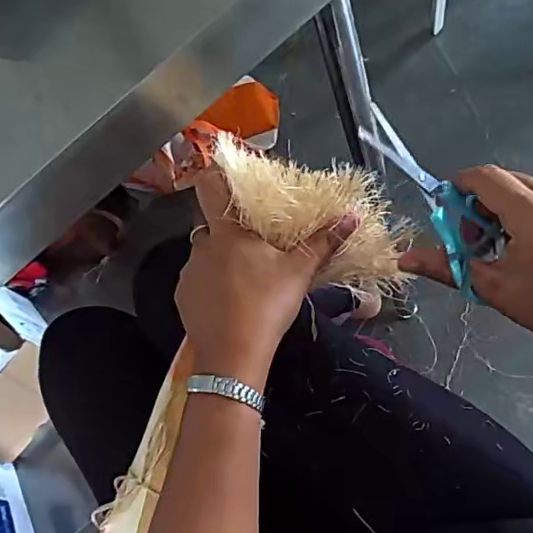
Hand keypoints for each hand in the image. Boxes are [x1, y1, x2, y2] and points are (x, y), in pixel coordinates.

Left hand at [178, 169, 357, 387]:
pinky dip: (210, 286)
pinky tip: (229, 302)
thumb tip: (351, 217)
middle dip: (230, 232)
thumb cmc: (266, 306)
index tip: (226, 177)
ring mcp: (188, 273)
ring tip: (245, 281)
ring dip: (220, 260)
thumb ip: (322, 242)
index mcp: (227, 233)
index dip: (216, 176)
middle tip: (255, 247)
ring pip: (204, 255)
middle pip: (211, 226)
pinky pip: (196, 281)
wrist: (233, 356)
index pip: (210, 188)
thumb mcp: (299, 273)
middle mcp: (200, 247)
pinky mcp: (181, 298)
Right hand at [399, 166, 532, 354]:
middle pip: (503, 181)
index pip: (486, 178)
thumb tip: (404, 260)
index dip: (458, 186)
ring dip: (500, 209)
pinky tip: (523, 246)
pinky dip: (522, 212)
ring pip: (523, 188)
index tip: (445, 208)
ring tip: (499, 247)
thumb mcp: (491, 287)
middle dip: (478, 204)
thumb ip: (446, 266)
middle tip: (473, 241)